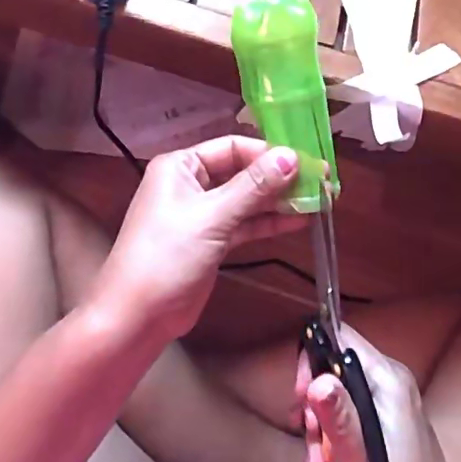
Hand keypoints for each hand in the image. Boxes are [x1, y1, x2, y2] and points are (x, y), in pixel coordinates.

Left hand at [87, 137, 305, 340]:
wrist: (138, 313)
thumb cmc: (167, 255)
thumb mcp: (212, 217)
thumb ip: (253, 188)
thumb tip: (290, 156)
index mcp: (180, 166)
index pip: (231, 148)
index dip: (269, 153)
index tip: (309, 162)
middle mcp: (189, 183)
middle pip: (241, 172)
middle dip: (278, 177)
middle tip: (323, 182)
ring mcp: (200, 213)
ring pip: (245, 199)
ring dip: (278, 200)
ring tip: (321, 201)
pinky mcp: (210, 240)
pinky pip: (243, 223)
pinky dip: (268, 222)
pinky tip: (298, 220)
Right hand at [298, 325, 460, 461]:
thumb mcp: (362, 461)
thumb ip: (339, 418)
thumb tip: (316, 381)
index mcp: (388, 379)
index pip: (338, 335)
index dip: (311, 355)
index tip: (302, 393)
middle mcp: (390, 381)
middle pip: (331, 363)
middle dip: (312, 397)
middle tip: (308, 432)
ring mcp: (388, 401)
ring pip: (334, 388)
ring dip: (318, 420)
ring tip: (316, 458)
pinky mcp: (385, 420)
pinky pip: (345, 409)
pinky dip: (329, 432)